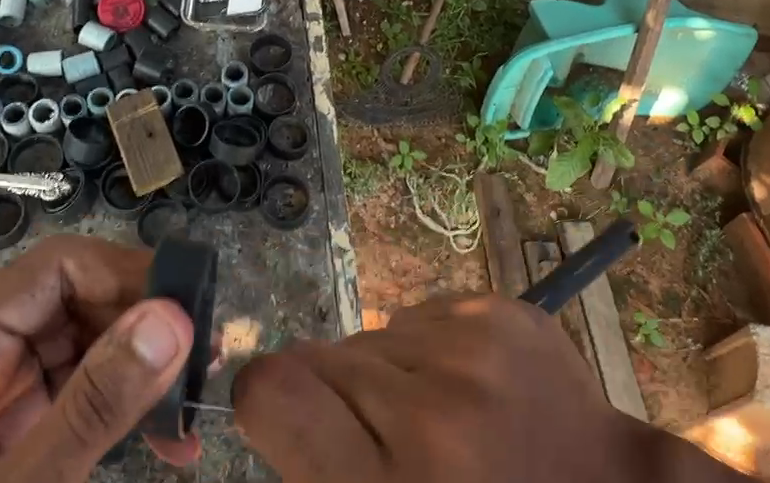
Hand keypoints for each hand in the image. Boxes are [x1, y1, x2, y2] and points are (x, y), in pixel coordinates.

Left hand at [0, 235, 196, 482]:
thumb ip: (92, 407)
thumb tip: (172, 319)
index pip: (57, 268)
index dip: (129, 276)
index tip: (193, 311)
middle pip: (73, 302)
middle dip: (143, 328)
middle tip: (209, 363)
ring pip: (80, 347)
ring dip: (139, 374)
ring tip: (194, 410)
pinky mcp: (1, 431)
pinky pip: (70, 396)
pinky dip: (116, 411)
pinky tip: (163, 441)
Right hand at [233, 294, 752, 482]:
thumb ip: (320, 459)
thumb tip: (270, 391)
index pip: (273, 390)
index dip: (265, 399)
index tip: (291, 419)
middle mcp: (433, 408)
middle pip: (320, 357)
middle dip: (342, 397)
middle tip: (389, 441)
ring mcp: (476, 350)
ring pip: (373, 332)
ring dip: (391, 370)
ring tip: (442, 417)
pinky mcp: (505, 311)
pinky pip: (421, 313)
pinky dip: (432, 348)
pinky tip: (471, 386)